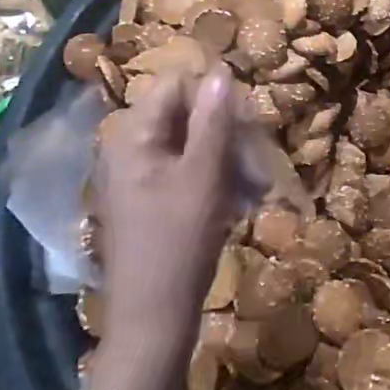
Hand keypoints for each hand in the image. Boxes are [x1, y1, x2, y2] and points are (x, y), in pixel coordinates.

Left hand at [93, 65, 239, 348]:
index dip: (215, 98)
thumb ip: (213, 121)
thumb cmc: (179, 242)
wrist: (152, 316)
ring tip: (256, 188)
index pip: (176, 85)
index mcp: (133, 134)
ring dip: (227, 158)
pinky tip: (239, 201)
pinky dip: (214, 178)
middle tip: (259, 164)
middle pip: (184, 114)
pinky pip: (185, 170)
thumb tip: (221, 72)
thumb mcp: (203, 176)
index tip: (249, 127)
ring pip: (190, 144)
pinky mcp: (148, 197)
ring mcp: (137, 173)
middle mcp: (129, 146)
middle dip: (226, 133)